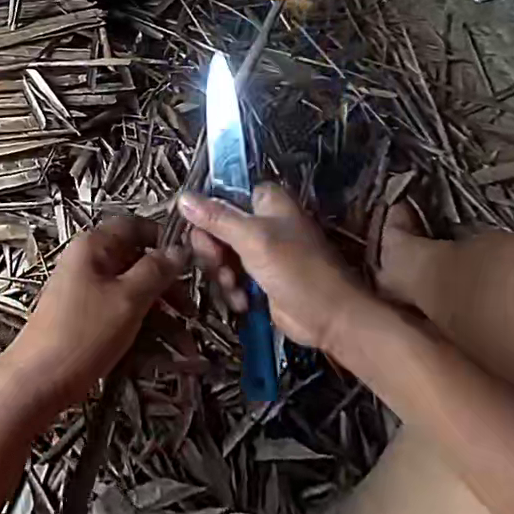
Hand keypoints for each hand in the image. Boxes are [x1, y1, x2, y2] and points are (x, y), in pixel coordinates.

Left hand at [0, 216, 184, 412]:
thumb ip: (157, 270)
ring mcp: (87, 290)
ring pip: (134, 293)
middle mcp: (90, 261)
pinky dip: (145, 331)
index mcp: (94, 245)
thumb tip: (180, 249)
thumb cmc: (85, 332)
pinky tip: (167, 356)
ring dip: (163, 318)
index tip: (191, 263)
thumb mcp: (129, 298)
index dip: (164, 240)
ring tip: (187, 347)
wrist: (38, 382)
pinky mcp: (88, 319)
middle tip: (192, 313)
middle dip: (168, 288)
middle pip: (138, 262)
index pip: (134, 226)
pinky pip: (123, 315)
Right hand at [178, 184, 373, 352]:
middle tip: (217, 262)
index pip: (223, 194)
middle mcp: (261, 221)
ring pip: (220, 253)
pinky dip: (233, 288)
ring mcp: (260, 250)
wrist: (331, 319)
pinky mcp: (259, 277)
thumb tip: (182, 198)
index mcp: (266, 201)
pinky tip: (243, 300)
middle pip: (216, 225)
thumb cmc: (297, 270)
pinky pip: (231, 275)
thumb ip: (216, 218)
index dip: (207, 211)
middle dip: (212, 249)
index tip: (201, 231)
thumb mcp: (252, 239)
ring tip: (235, 286)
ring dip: (222, 272)